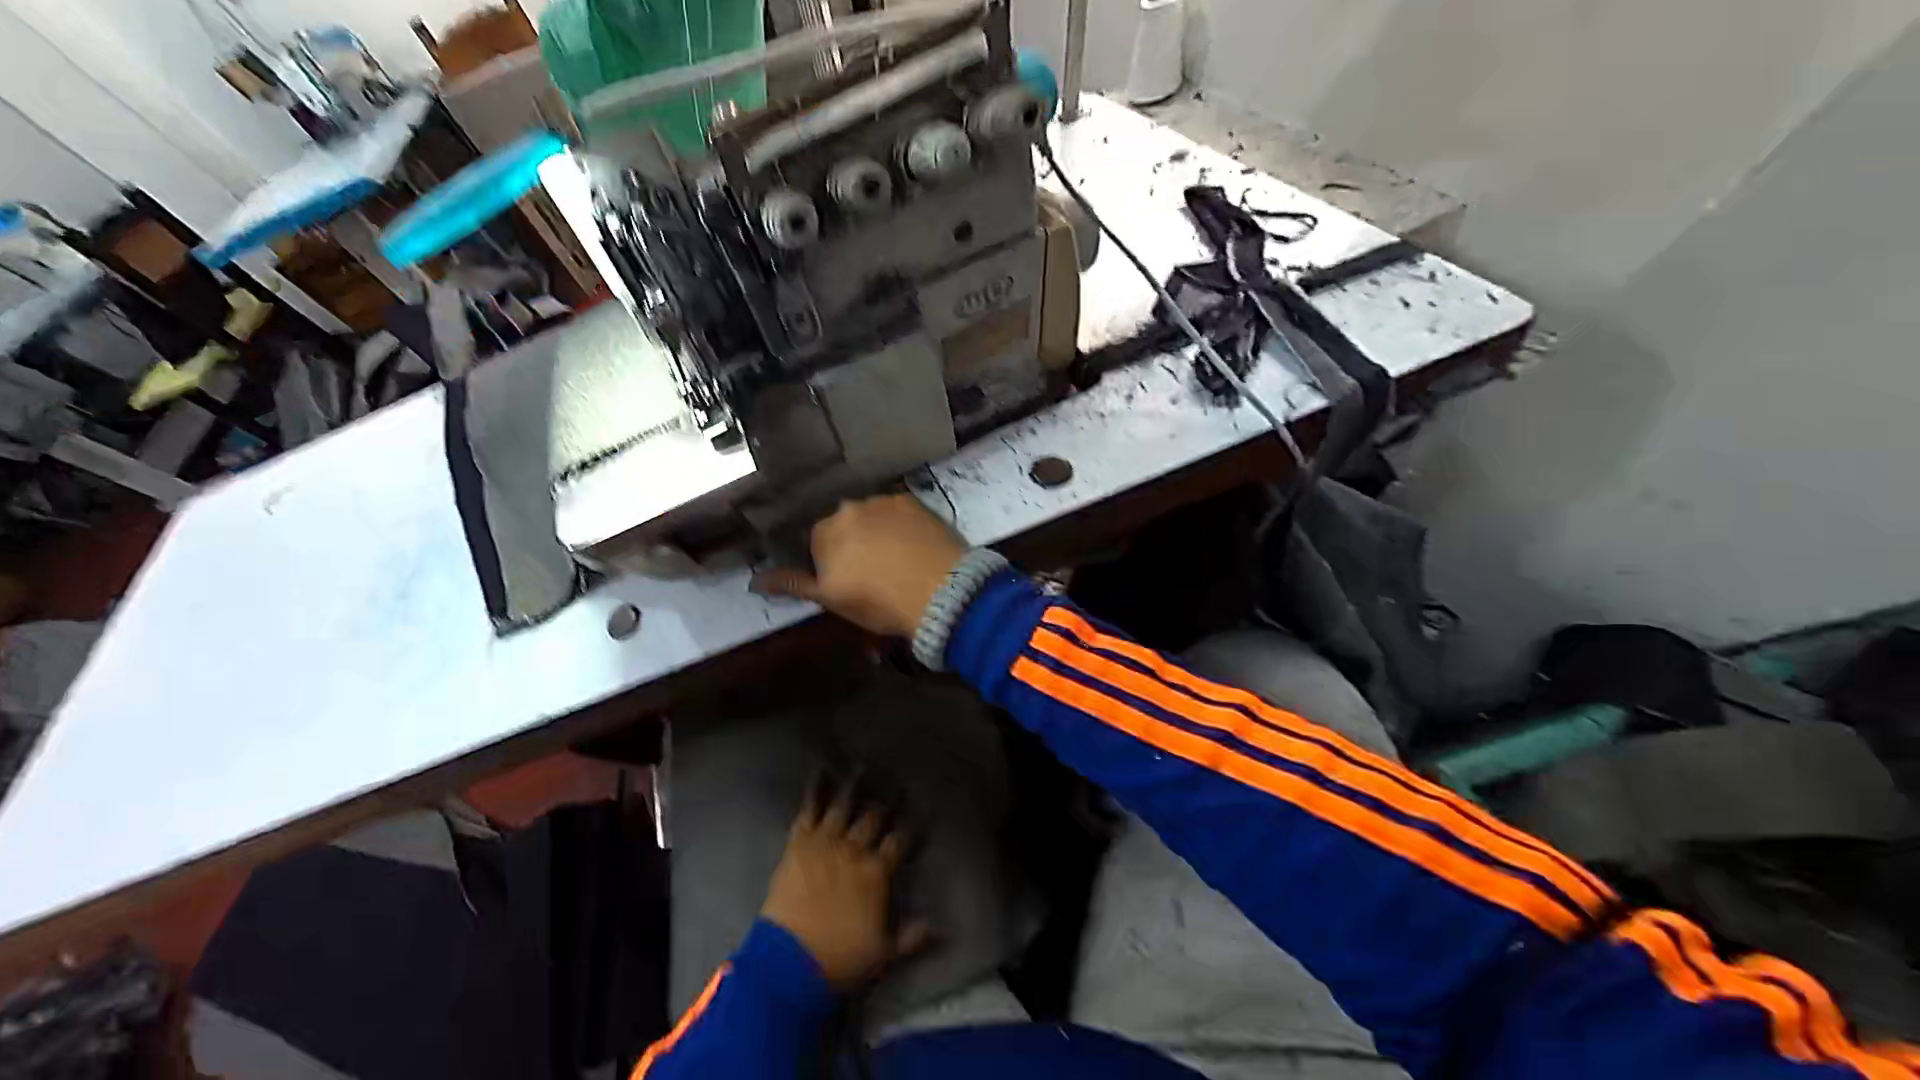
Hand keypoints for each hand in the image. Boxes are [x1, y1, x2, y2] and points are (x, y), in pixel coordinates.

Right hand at [753, 495, 967, 637]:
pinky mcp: (915, 502)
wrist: (939, 590)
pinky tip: (915, 546)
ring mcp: (885, 502)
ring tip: (899, 559)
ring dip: (879, 531)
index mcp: (825, 531)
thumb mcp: (831, 599)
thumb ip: (792, 584)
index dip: (833, 563)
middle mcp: (850, 507)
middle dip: (855, 543)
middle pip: (846, 525)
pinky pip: (900, 512)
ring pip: (873, 516)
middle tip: (875, 571)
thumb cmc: (878, 600)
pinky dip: (903, 525)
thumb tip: (754, 581)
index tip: (849, 581)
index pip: (818, 543)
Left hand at [760, 775, 929, 989]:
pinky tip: (819, 773)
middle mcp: (853, 850)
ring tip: (860, 768)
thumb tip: (938, 928)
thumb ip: (911, 937)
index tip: (918, 811)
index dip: (910, 825)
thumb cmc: (840, 958)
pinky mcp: (798, 844)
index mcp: (876, 873)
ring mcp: (824, 843)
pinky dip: (814, 791)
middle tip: (892, 785)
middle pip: (872, 818)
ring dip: (852, 787)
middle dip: (884, 801)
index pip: (899, 841)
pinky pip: (808, 811)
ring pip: (842, 807)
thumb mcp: (883, 953)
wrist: (790, 963)